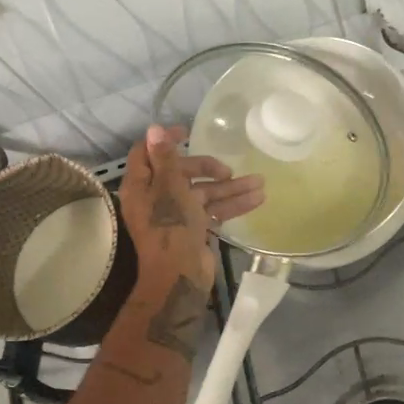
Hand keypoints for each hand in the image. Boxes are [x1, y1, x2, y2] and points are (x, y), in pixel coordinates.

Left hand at [119, 125, 262, 290]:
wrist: (180, 276)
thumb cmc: (170, 227)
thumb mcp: (169, 188)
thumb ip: (165, 158)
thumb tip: (153, 128)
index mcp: (142, 186)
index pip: (148, 153)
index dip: (166, 140)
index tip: (189, 131)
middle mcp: (157, 197)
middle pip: (183, 172)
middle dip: (208, 168)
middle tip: (227, 170)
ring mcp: (176, 214)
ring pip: (204, 192)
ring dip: (230, 187)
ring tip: (260, 182)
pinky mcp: (194, 228)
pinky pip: (213, 210)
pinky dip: (232, 205)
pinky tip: (257, 199)